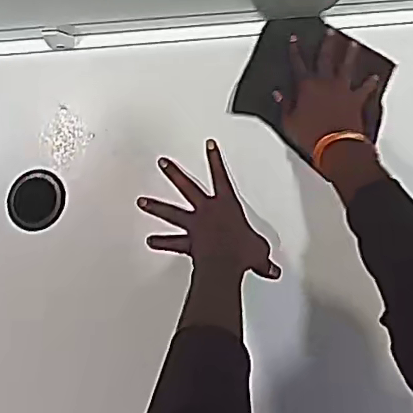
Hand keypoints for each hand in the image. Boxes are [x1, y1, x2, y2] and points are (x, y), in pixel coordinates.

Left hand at [138, 140, 280, 279]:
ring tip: (142, 201)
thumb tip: (270, 268)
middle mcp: (207, 211)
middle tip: (163, 162)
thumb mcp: (259, 251)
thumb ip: (261, 257)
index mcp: (226, 204)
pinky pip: (172, 242)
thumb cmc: (242, 252)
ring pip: (171, 212)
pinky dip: (161, 242)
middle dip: (174, 173)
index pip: (221, 175)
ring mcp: (194, 226)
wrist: (224, 266)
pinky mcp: (187, 243)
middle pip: (187, 187)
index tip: (209, 144)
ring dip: (156, 207)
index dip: (215, 158)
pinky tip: (150, 240)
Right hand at [276, 30, 383, 170]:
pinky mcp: (356, 99)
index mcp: (306, 86)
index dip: (294, 49)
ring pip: (346, 66)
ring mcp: (342, 89)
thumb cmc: (312, 136)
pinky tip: (374, 76)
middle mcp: (325, 83)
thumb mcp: (289, 122)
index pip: (297, 62)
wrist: (336, 146)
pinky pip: (365, 88)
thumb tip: (279, 94)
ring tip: (352, 44)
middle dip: (326, 43)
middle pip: (325, 57)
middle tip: (329, 32)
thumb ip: (285, 105)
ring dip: (349, 54)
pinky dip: (370, 82)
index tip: (294, 39)